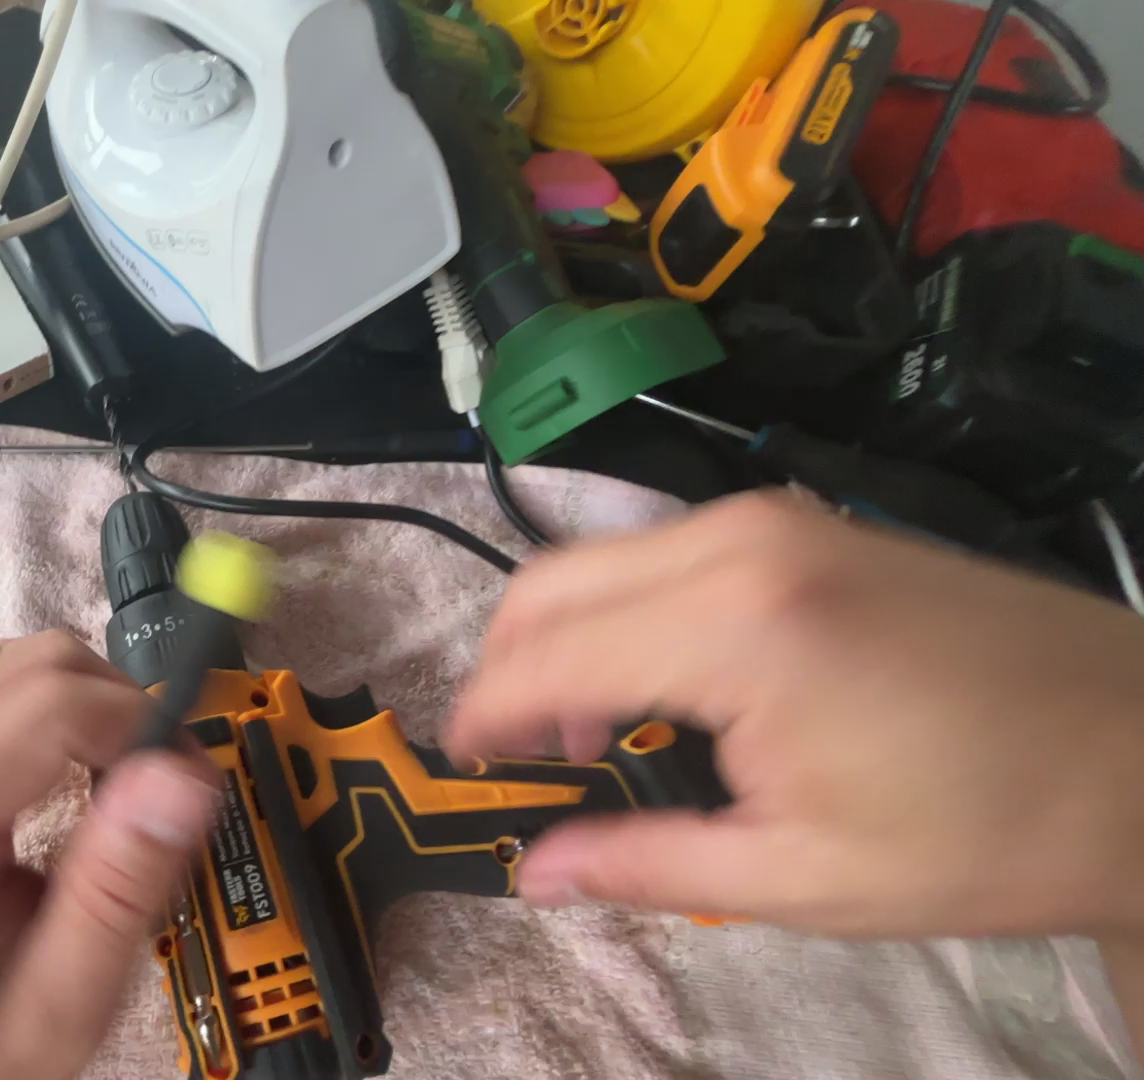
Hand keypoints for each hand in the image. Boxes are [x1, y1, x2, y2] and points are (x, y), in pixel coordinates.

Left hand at [0, 631, 215, 1079]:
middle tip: (161, 784)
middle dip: (124, 707)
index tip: (187, 779)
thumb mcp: (57, 1004)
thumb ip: (118, 889)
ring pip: (30, 658)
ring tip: (120, 785)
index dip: (139, 722)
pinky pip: (10, 681)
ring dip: (98, 705)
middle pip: (41, 662)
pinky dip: (67, 709)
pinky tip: (77, 772)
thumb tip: (182, 774)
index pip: (51, 704)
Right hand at [446, 493, 1143, 941]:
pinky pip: (637, 557)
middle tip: (515, 744)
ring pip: (581, 564)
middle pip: (543, 588)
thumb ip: (645, 865)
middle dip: (501, 666)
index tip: (463, 757)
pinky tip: (639, 677)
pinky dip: (603, 613)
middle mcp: (726, 544)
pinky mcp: (774, 520)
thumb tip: (534, 873)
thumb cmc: (999, 827)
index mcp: (736, 628)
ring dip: (550, 638)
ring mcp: (752, 519)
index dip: (486, 711)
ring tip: (578, 721)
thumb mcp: (810, 878)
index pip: (548, 657)